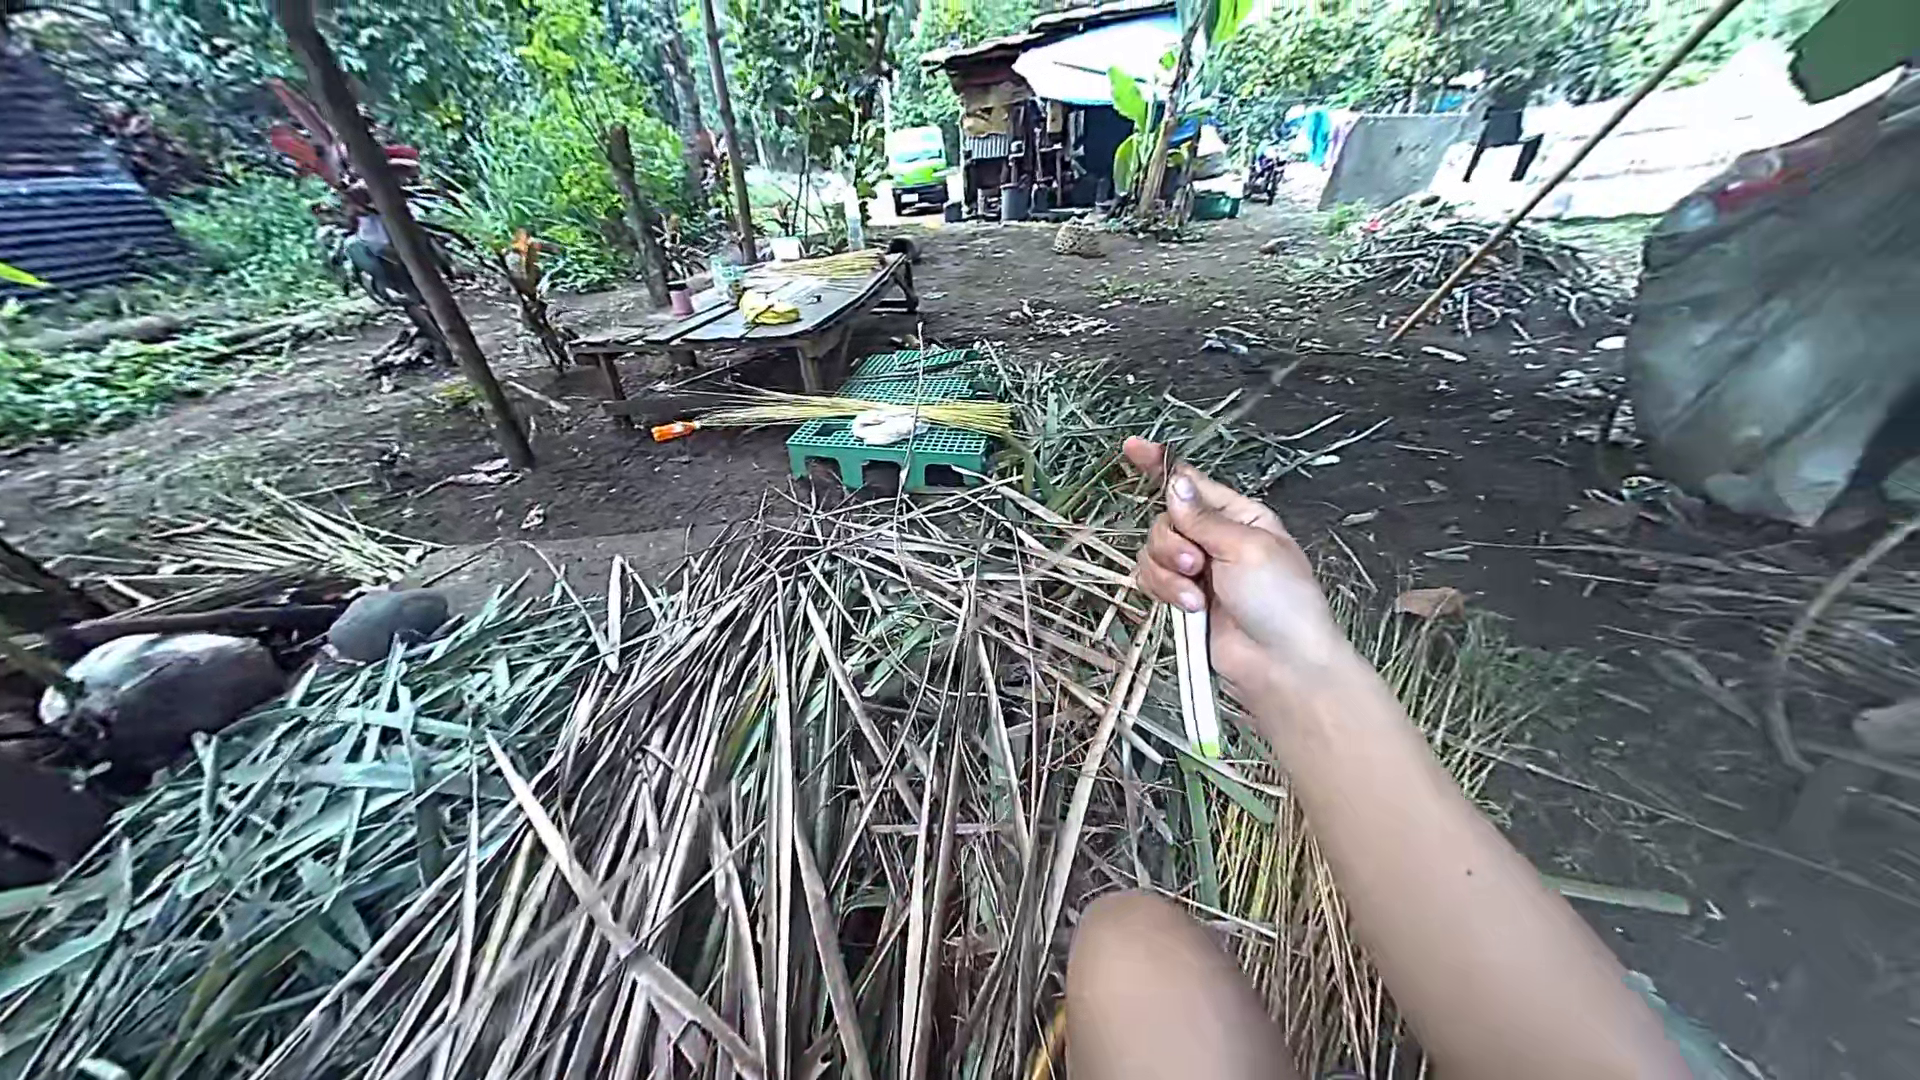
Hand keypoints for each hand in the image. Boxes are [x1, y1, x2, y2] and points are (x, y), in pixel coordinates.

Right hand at [1123, 437, 1352, 707]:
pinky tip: (1189, 608)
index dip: (1161, 465)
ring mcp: (1195, 569)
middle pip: (1164, 520)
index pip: (1191, 482)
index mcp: (1238, 516)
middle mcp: (1213, 538)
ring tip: (1195, 595)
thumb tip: (1173, 483)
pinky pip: (1150, 580)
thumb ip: (1203, 518)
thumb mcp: (1248, 548)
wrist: (1279, 663)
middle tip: (1196, 564)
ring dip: (1168, 573)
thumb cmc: (1282, 602)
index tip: (1132, 448)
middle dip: (1172, 543)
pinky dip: (1164, 592)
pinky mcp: (1180, 596)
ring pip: (1152, 552)